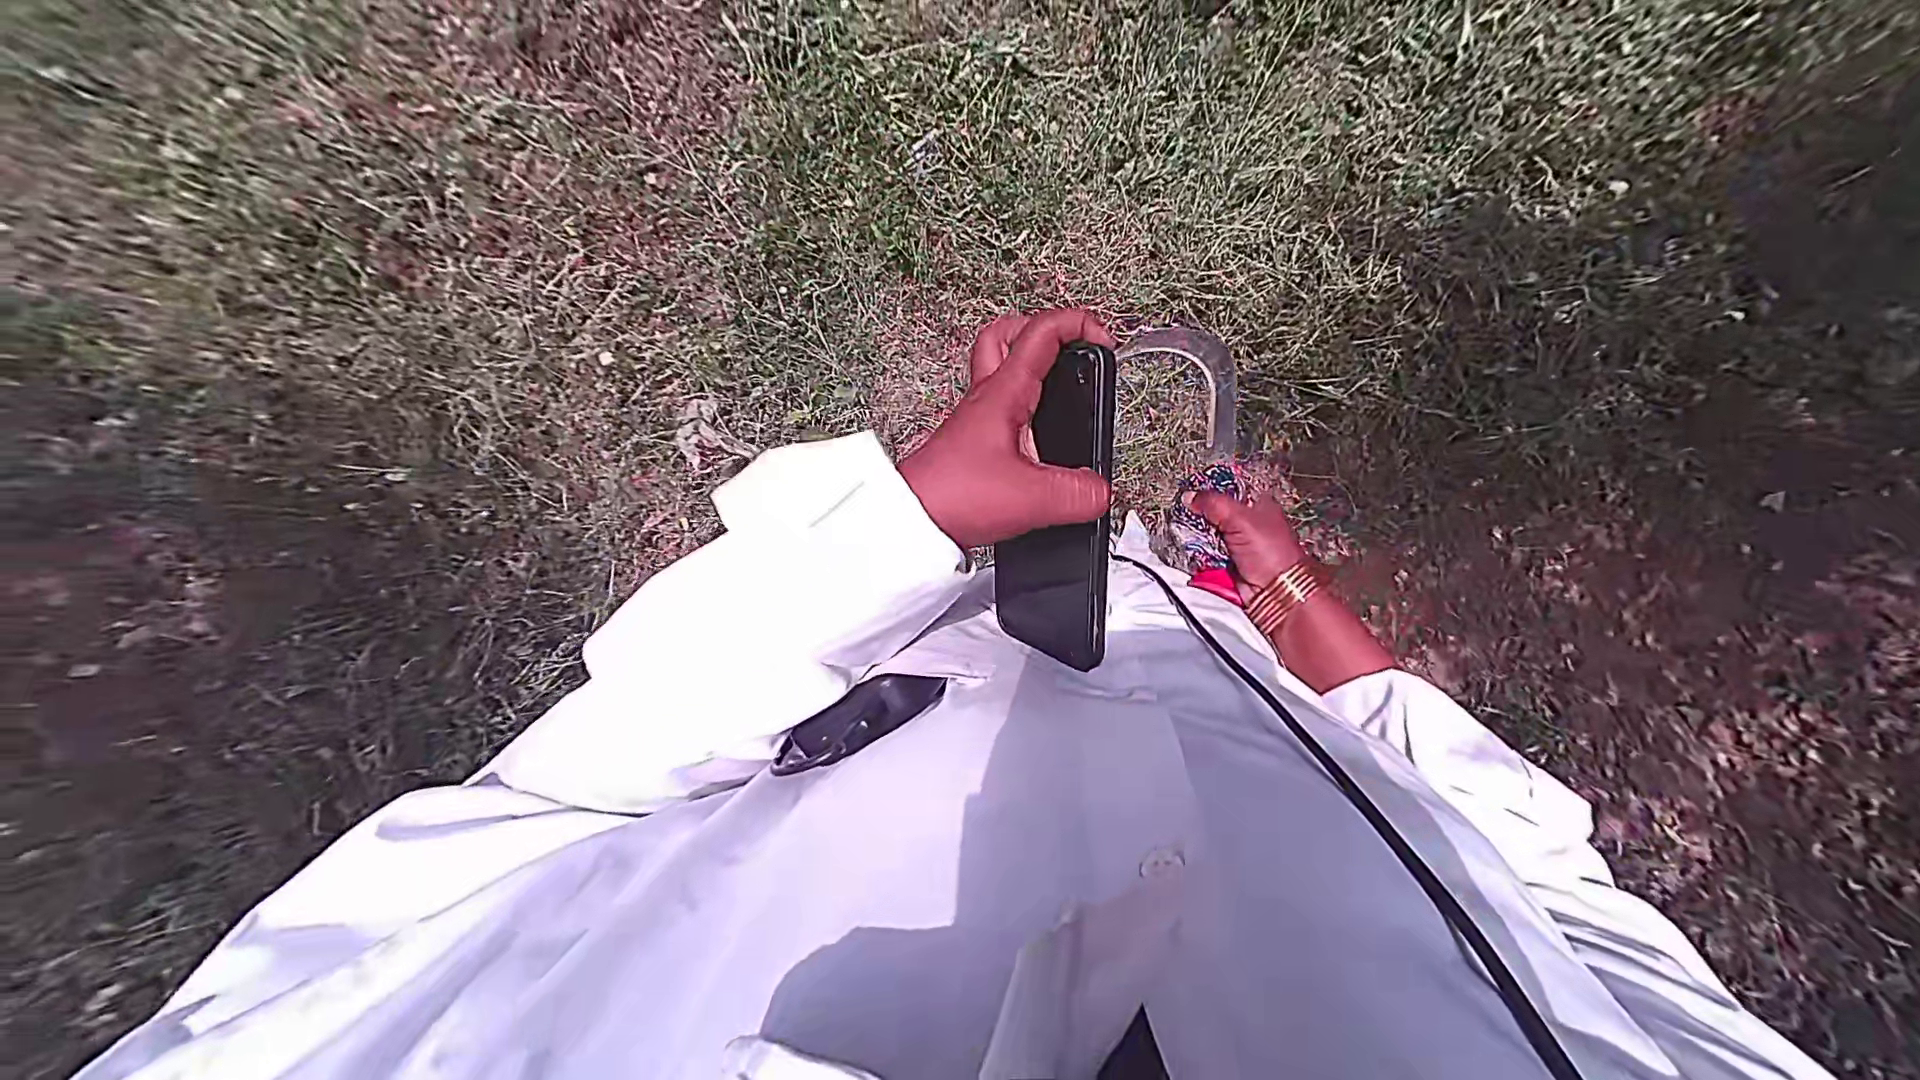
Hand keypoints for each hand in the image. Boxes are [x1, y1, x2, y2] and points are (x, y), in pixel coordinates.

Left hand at [898, 309, 1114, 548]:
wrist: (910, 519)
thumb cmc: (950, 496)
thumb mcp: (1030, 497)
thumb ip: (1076, 493)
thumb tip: (1099, 490)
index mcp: (1002, 394)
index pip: (1042, 333)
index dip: (1080, 325)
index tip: (1104, 342)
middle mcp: (985, 399)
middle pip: (1005, 336)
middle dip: (1042, 329)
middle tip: (1069, 345)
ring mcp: (975, 419)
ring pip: (998, 369)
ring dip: (1027, 365)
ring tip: (1057, 381)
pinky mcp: (970, 443)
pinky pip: (997, 409)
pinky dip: (1020, 408)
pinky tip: (1033, 435)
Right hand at [1187, 489, 1306, 588]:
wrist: (1274, 590)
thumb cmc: (1270, 552)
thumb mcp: (1242, 519)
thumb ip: (1214, 503)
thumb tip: (1190, 496)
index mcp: (1255, 504)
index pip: (1227, 488)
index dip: (1208, 489)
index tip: (1191, 492)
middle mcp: (1243, 522)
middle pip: (1211, 511)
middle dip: (1198, 515)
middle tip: (1188, 516)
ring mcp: (1232, 542)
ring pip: (1203, 531)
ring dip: (1196, 535)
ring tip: (1192, 535)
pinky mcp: (1222, 560)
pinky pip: (1201, 551)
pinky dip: (1196, 551)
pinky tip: (1194, 549)